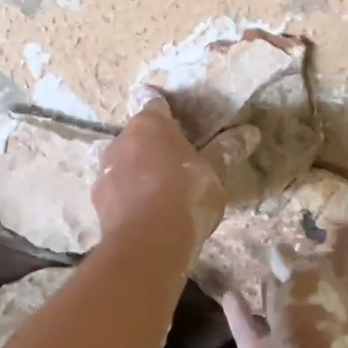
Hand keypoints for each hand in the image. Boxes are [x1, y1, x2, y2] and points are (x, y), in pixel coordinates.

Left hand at [92, 87, 254, 265]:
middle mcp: (120, 141)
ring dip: (137, 173)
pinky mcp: (97, 203)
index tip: (180, 125)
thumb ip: (226, 150)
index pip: (156, 105)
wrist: (148, 242)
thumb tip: (250, 131)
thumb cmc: (186, 194)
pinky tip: (144, 214)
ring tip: (159, 193)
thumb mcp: (215, 172)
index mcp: (149, 124)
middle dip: (152, 146)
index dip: (169, 114)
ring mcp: (104, 172)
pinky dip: (127, 197)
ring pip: (122, 164)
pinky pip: (116, 192)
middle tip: (175, 164)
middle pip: (137, 136)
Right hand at [220, 223, 347, 347]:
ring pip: (280, 305)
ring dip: (270, 285)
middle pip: (313, 281)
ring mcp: (294, 338)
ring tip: (256, 261)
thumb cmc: (319, 328)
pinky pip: (250, 326)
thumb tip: (278, 254)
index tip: (333, 215)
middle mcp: (324, 315)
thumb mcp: (309, 280)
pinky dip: (240, 311)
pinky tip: (227, 292)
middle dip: (301, 261)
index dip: (344, 235)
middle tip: (284, 237)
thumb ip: (293, 264)